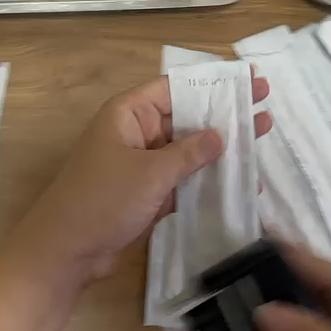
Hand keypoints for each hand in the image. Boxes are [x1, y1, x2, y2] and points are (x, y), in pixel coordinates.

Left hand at [5, 70, 272, 284]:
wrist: (65, 252)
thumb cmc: (103, 199)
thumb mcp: (150, 173)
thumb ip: (189, 153)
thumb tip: (220, 135)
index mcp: (129, 112)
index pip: (176, 87)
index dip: (212, 83)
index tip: (247, 78)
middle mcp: (137, 131)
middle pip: (186, 116)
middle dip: (224, 112)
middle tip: (265, 100)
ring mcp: (142, 163)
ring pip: (188, 148)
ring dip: (221, 147)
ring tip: (262, 136)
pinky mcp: (147, 192)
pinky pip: (183, 178)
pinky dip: (207, 178)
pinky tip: (240, 181)